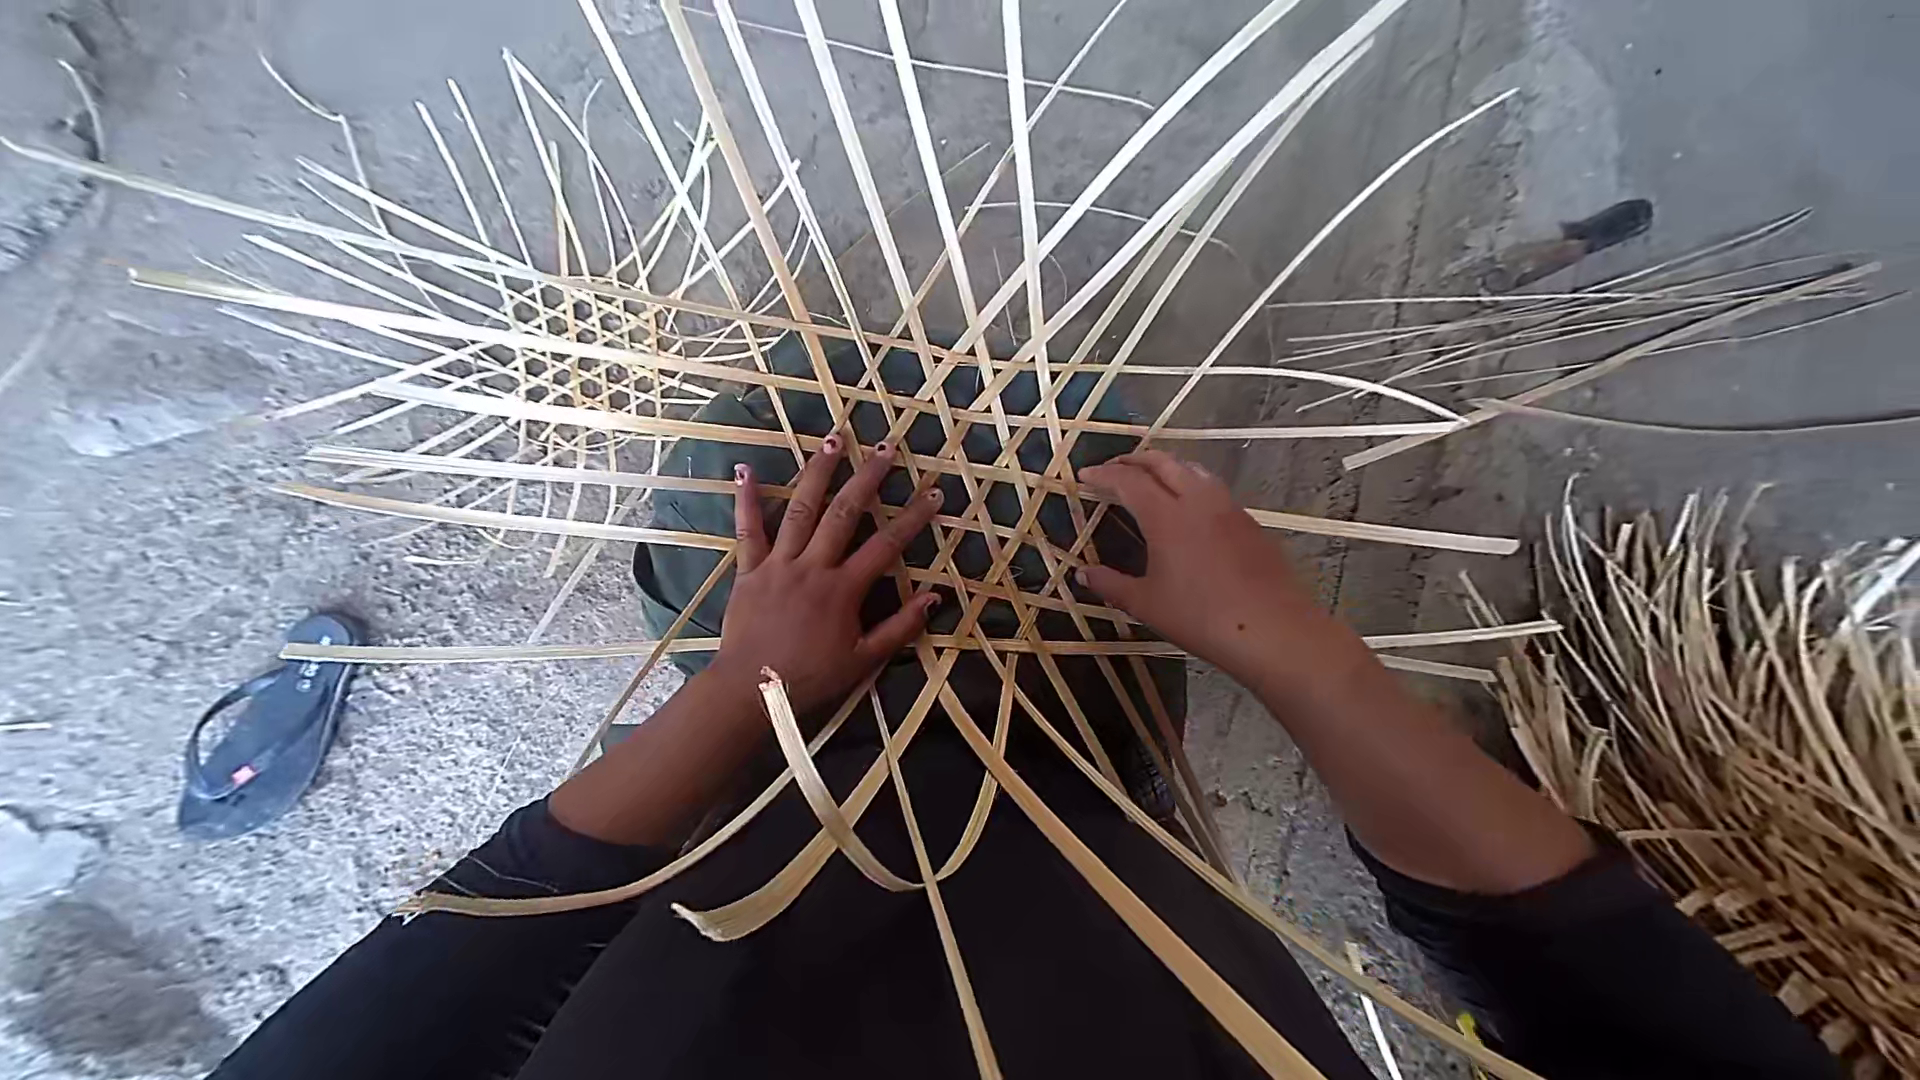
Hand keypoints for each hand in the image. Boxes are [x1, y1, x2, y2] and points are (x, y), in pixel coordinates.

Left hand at [711, 433, 944, 712]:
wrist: (752, 690)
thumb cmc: (812, 677)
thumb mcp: (865, 660)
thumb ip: (900, 627)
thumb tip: (934, 597)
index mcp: (844, 588)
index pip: (887, 545)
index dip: (914, 519)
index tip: (935, 495)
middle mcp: (814, 566)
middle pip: (845, 513)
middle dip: (868, 478)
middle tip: (886, 448)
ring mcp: (779, 563)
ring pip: (802, 509)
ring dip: (819, 473)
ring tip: (833, 440)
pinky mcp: (750, 569)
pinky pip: (748, 530)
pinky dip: (747, 499)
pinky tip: (746, 469)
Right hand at [1075, 451, 1349, 689]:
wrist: (1273, 630)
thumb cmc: (1200, 617)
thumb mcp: (1146, 604)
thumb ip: (1111, 584)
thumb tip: (1083, 574)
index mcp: (1166, 515)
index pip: (1128, 480)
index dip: (1103, 474)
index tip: (1084, 475)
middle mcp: (1197, 499)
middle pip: (1162, 462)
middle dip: (1133, 460)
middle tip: (1112, 469)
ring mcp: (1228, 507)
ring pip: (1192, 469)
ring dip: (1164, 465)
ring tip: (1148, 478)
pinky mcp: (1249, 521)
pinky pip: (1212, 488)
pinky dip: (1189, 483)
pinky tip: (1186, 506)